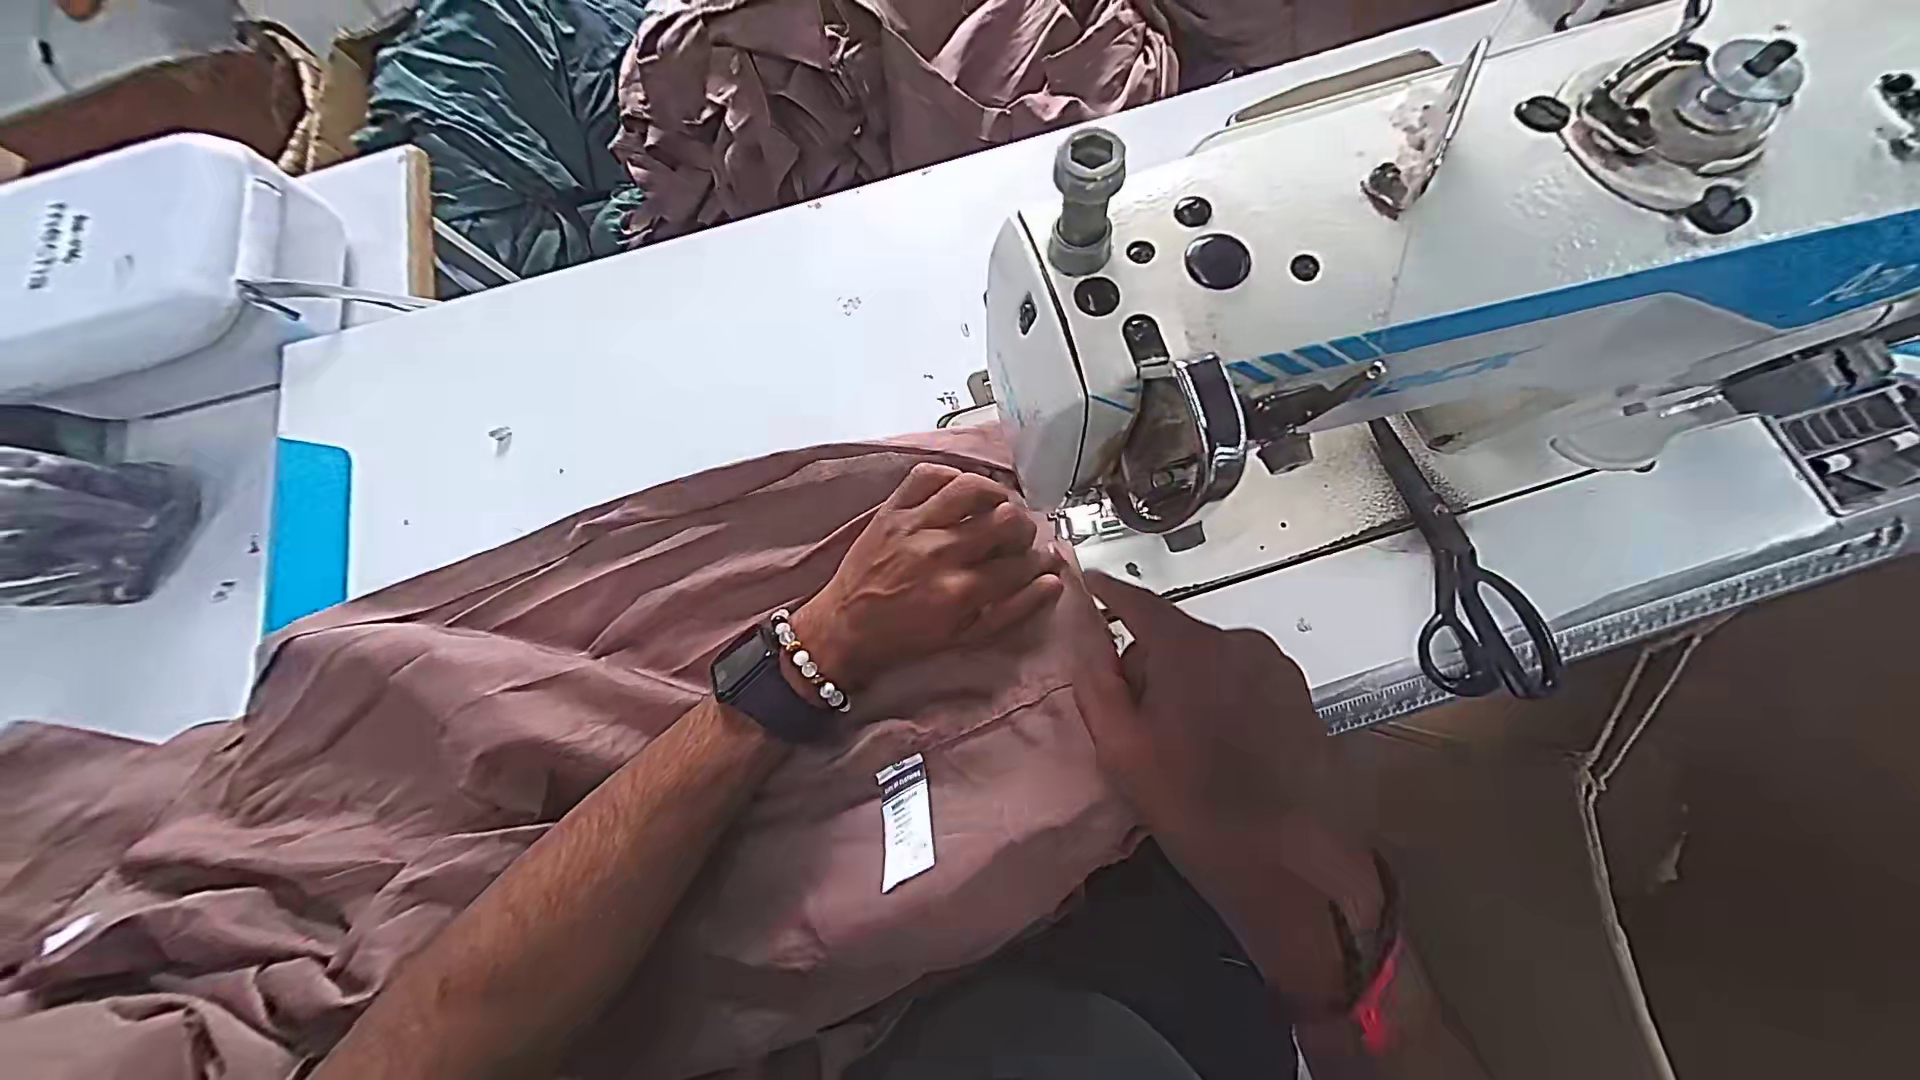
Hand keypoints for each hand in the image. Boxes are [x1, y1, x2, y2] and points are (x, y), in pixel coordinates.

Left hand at [791, 463, 1063, 690]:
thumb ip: (1013, 609)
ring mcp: (913, 526)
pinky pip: (927, 475)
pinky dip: (949, 476)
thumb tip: (1052, 580)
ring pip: (971, 487)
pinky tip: (957, 492)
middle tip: (1015, 537)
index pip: (1020, 563)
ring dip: (993, 494)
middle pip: (1005, 519)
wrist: (844, 628)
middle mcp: (940, 553)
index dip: (1039, 560)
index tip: (1040, 559)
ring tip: (994, 507)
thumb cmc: (906, 638)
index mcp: (960, 591)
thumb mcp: (964, 637)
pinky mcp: (891, 510)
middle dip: (1022, 527)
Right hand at [1066, 570, 1338, 832]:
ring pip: (1207, 655)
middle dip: (1149, 662)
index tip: (1090, 582)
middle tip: (1142, 719)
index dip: (1108, 591)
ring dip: (1187, 678)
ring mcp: (1273, 664)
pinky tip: (1222, 741)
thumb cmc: (1195, 806)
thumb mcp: (1122, 750)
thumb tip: (1088, 648)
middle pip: (1172, 634)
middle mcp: (1236, 642)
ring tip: (1187, 739)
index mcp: (1189, 649)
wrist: (1292, 864)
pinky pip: (1240, 673)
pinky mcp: (1297, 689)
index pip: (1137, 601)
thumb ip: (1097, 687)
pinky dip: (1221, 691)